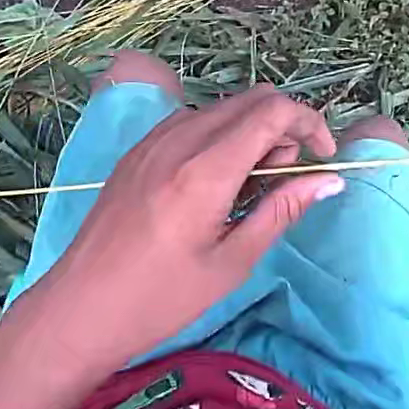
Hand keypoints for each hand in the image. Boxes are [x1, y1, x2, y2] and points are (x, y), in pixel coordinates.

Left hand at [24, 84, 344, 370]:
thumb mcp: (231, 262)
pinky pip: (192, 121)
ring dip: (250, 131)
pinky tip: (213, 181)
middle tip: (284, 179)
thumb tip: (329, 180)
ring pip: (222, 108)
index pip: (272, 111)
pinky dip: (219, 136)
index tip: (322, 158)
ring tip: (248, 187)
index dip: (309, 123)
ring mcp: (153, 140)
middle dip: (283, 127)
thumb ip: (281, 210)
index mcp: (205, 169)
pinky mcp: (138, 149)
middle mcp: (179, 140)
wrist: (79, 308)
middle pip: (250, 100)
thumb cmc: (160, 299)